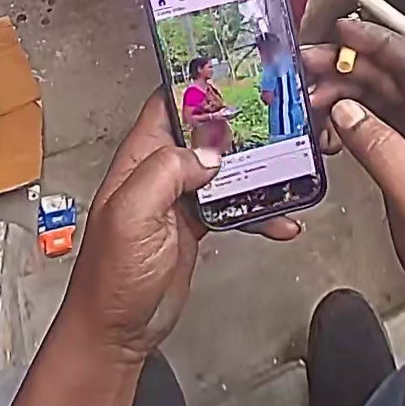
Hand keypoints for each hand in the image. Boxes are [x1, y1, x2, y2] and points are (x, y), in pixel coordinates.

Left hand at [55, 92, 300, 364]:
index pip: (169, 103)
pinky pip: (235, 205)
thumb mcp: (132, 215)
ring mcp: (182, 196)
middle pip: (206, 131)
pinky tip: (282, 221)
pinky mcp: (198, 221)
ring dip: (257, 167)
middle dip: (241, 122)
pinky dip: (259, 211)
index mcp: (141, 158)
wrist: (118, 331)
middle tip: (279, 116)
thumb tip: (209, 152)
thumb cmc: (113, 276)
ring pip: (226, 166)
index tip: (236, 73)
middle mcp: (162, 169)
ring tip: (290, 166)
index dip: (198, 85)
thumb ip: (166, 173)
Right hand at [302, 19, 404, 319]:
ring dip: (344, 92)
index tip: (342, 32)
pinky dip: (348, 120)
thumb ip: (382, 152)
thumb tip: (343, 111)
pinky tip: (326, 126)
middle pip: (394, 78)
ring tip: (308, 97)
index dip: (380, 43)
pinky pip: (375, 124)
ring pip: (381, 98)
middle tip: (307, 65)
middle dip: (350, 65)